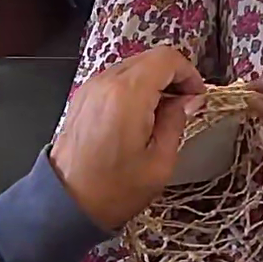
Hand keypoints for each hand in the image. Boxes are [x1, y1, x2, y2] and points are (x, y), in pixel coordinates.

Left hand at [51, 46, 204, 229]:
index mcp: (128, 94)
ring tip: (165, 112)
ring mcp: (91, 87)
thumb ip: (176, 122)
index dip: (189, 73)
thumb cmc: (115, 189)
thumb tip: (189, 100)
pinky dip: (135, 87)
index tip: (197, 97)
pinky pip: (116, 79)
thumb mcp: (159, 162)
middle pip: (150, 58)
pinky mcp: (82, 97)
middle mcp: (106, 81)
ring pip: (133, 66)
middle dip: (173, 76)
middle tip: (186, 105)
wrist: (64, 204)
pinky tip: (141, 114)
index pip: (167, 59)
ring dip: (154, 81)